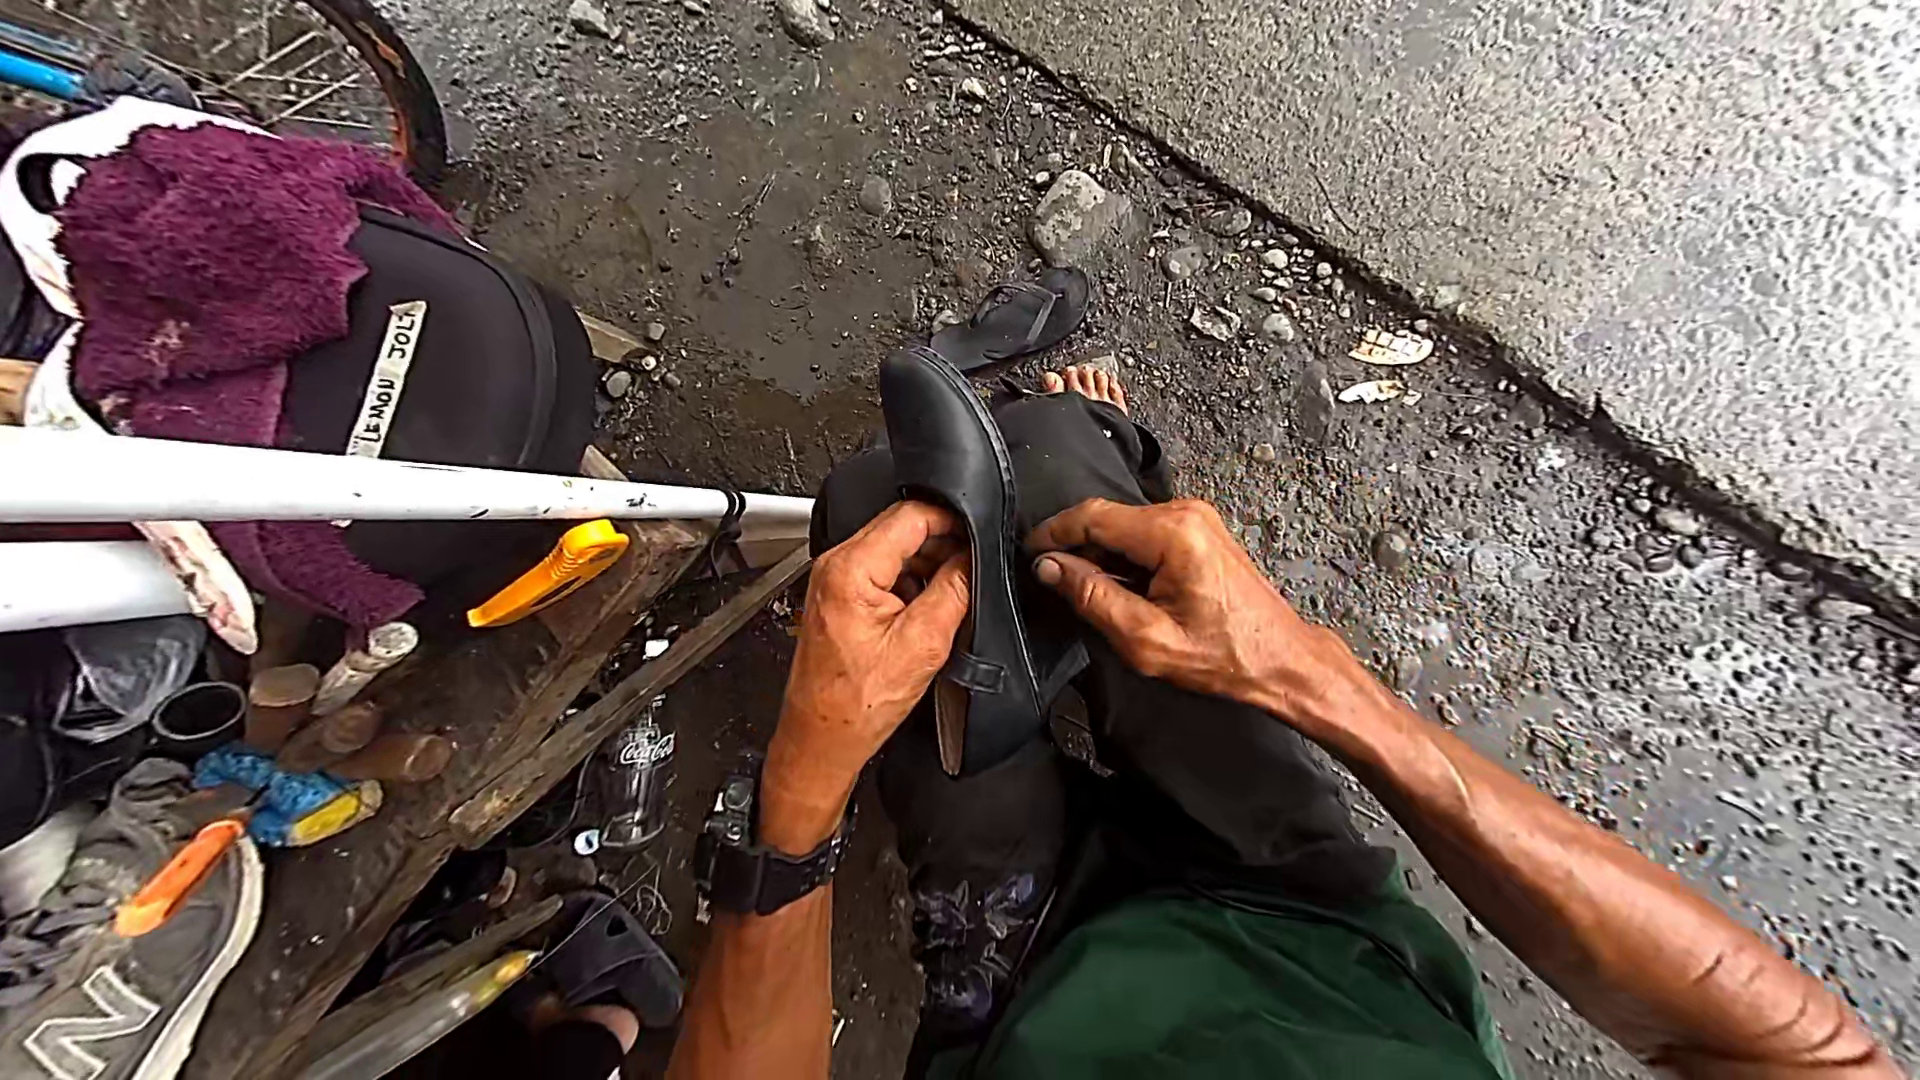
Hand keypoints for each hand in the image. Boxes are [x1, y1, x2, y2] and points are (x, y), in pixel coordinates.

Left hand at [762, 501, 969, 853]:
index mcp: (850, 570)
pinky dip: (908, 578)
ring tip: (949, 592)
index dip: (950, 519)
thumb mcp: (922, 645)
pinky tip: (924, 605)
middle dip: (941, 541)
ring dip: (926, 562)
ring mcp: (834, 579)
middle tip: (969, 566)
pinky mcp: (839, 594)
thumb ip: (954, 590)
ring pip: (892, 546)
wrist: (822, 737)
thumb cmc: (854, 705)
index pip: (909, 516)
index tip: (976, 532)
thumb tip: (972, 558)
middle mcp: (834, 566)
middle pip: (899, 526)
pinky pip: (881, 568)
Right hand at [1026, 498, 1358, 731]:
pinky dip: (1122, 557)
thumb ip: (1092, 597)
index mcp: (1173, 534)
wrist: (1281, 659)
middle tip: (1058, 585)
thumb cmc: (1225, 655)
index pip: (1092, 516)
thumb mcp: (1145, 638)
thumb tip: (1051, 568)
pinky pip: (1141, 532)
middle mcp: (1184, 514)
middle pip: (1105, 518)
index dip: (1052, 533)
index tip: (1029, 553)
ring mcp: (1193, 518)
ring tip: (1099, 596)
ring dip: (1099, 556)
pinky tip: (1125, 589)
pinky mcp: (1195, 530)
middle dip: (1075, 549)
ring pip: (1121, 526)